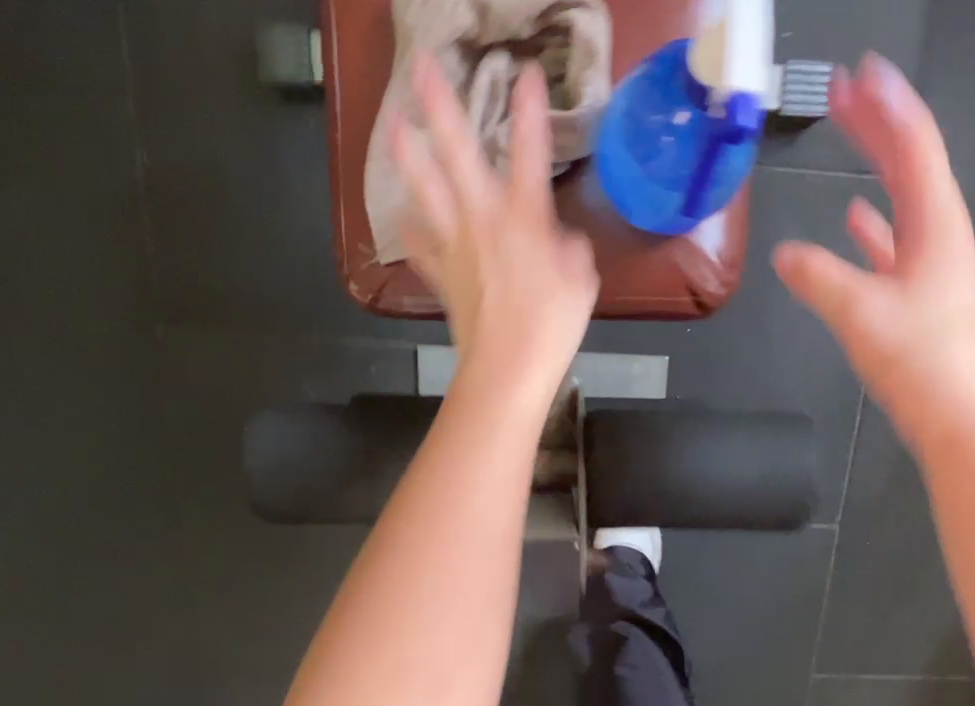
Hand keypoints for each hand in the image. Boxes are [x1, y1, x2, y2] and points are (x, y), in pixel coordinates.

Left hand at [391, 53, 598, 405]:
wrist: (507, 367)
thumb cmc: (552, 326)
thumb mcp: (582, 281)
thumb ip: (570, 249)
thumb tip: (559, 239)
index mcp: (524, 216)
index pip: (530, 151)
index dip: (528, 109)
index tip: (525, 73)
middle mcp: (483, 218)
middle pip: (456, 151)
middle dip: (439, 105)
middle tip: (422, 68)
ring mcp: (454, 243)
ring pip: (422, 188)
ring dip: (405, 153)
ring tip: (392, 123)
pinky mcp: (438, 272)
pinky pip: (417, 242)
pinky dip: (410, 226)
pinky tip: (405, 213)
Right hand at [772, 54, 974, 410]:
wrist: (951, 410)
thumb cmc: (915, 358)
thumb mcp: (858, 312)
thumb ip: (818, 278)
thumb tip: (784, 254)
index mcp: (934, 222)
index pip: (913, 144)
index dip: (886, 104)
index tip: (860, 71)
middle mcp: (937, 230)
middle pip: (907, 160)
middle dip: (876, 121)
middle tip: (842, 89)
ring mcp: (929, 260)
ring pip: (900, 194)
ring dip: (873, 160)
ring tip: (847, 131)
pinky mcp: (917, 288)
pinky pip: (892, 237)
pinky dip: (873, 220)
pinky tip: (853, 215)